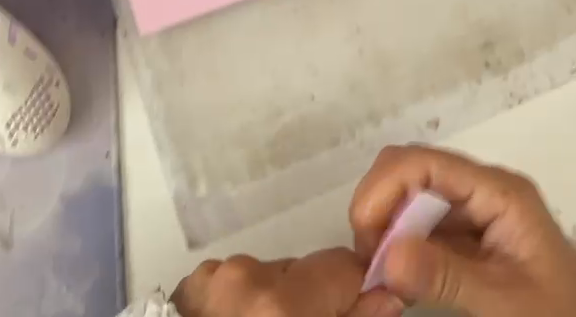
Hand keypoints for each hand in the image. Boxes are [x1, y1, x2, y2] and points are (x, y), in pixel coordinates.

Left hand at [171, 248, 400, 316]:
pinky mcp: (190, 282)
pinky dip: (241, 304)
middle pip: (303, 273)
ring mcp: (213, 276)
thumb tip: (386, 297)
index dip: (353, 290)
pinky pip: (232, 283)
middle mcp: (246, 276)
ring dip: (273, 304)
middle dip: (310, 303)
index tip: (356, 311)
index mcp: (282, 304)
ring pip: (266, 279)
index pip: (341, 265)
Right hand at [349, 145, 575, 316]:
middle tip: (369, 258)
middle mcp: (481, 188)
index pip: (422, 163)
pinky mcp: (465, 231)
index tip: (364, 234)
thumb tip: (386, 255)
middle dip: (379, 206)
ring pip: (407, 194)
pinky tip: (397, 274)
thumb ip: (448, 277)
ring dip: (385, 226)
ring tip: (381, 270)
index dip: (383, 189)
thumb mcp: (506, 303)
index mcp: (498, 191)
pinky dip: (398, 242)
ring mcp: (473, 208)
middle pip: (409, 171)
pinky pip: (417, 222)